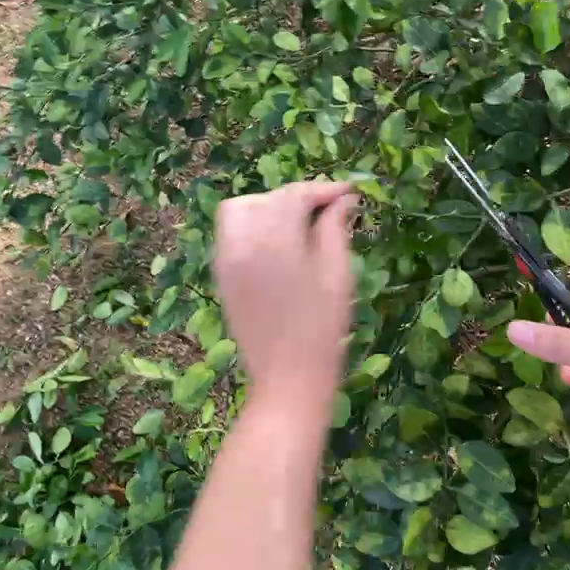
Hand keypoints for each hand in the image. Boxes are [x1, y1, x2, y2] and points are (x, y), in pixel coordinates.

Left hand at [212, 180, 359, 414]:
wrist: (288, 379)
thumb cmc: (322, 328)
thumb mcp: (337, 274)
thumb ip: (335, 229)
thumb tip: (341, 200)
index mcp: (275, 240)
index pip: (295, 195)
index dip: (323, 189)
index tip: (348, 193)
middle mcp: (244, 242)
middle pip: (268, 198)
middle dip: (298, 197)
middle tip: (327, 210)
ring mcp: (227, 259)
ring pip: (241, 210)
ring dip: (269, 206)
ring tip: (298, 223)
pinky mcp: (222, 275)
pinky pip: (231, 233)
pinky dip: (252, 225)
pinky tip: (277, 243)